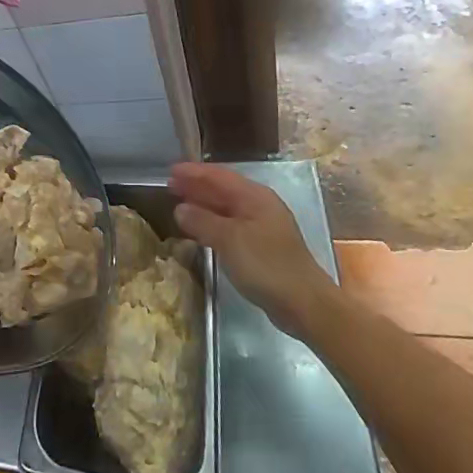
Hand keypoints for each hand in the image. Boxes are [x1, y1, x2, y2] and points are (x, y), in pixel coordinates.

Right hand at [170, 163, 335, 335]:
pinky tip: (200, 230)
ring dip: (203, 205)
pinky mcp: (262, 248)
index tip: (171, 170)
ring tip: (178, 204)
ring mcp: (262, 227)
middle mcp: (260, 206)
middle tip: (170, 186)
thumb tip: (180, 209)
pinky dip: (213, 223)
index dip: (194, 172)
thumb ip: (202, 221)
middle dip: (197, 186)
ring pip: (227, 209)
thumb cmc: (266, 265)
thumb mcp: (229, 240)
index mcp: (255, 197)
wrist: (303, 302)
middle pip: (223, 190)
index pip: (219, 176)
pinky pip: (231, 226)